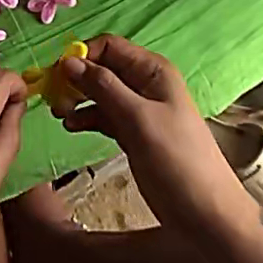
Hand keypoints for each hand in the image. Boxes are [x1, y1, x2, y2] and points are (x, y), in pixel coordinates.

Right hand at [57, 35, 249, 229]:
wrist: (207, 215)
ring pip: (100, 92)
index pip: (110, 47)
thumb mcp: (138, 119)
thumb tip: (68, 62)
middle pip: (102, 68)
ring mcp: (139, 109)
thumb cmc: (177, 160)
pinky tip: (71, 127)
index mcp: (152, 70)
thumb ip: (103, 87)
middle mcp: (145, 83)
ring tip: (60, 115)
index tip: (58, 75)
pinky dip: (86, 118)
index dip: (83, 56)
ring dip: (78, 99)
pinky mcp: (133, 132)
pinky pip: (103, 115)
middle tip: (55, 98)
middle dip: (77, 79)